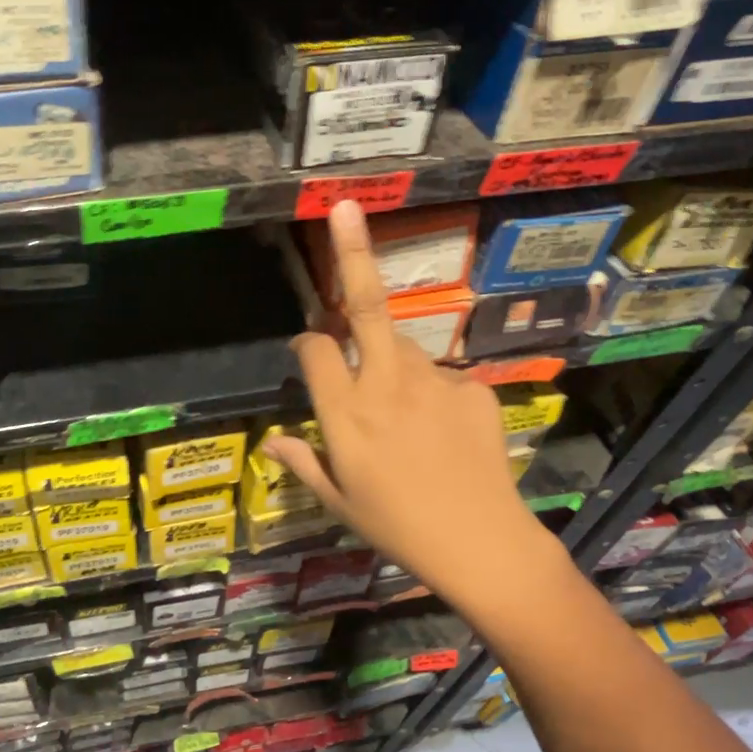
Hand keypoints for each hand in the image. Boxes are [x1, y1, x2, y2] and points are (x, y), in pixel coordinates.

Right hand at [265, 201, 562, 592]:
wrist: (481, 543)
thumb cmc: (396, 527)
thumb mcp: (338, 501)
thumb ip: (302, 461)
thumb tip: (271, 440)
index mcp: (345, 413)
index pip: (313, 349)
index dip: (306, 344)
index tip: (307, 350)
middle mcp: (386, 384)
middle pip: (365, 307)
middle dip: (353, 252)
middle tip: (344, 208)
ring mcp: (436, 382)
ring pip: (404, 351)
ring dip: (393, 365)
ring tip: (408, 425)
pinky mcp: (475, 389)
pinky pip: (443, 381)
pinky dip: (434, 397)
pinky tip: (444, 438)